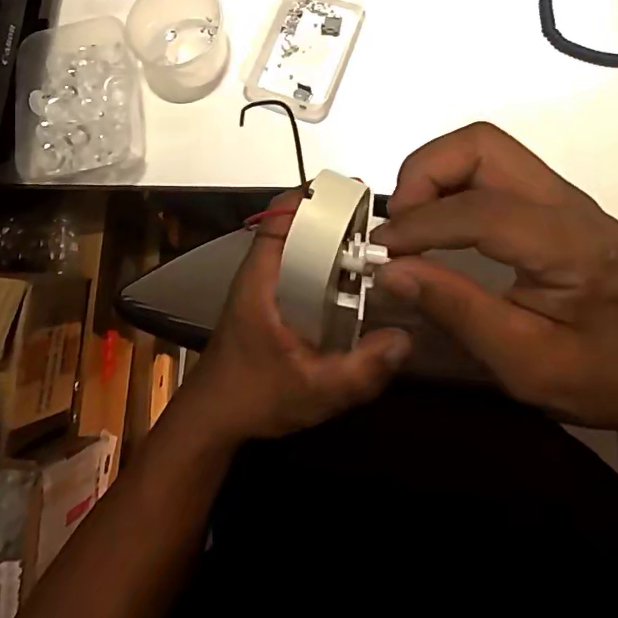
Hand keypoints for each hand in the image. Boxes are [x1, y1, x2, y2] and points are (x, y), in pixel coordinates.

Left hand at [167, 192, 411, 449]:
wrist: (213, 420)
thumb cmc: (253, 399)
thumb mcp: (314, 391)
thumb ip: (361, 370)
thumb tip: (404, 340)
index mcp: (261, 279)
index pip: (281, 217)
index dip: (316, 199)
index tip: (356, 197)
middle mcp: (259, 273)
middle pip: (294, 225)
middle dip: (334, 219)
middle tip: (378, 227)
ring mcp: (262, 286)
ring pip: (297, 246)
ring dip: (330, 241)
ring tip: (374, 248)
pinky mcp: (268, 301)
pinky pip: (298, 267)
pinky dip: (323, 263)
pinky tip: (353, 282)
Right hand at [371, 122, 617, 435]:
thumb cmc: (601, 381)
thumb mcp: (524, 364)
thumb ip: (457, 309)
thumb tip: (392, 270)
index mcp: (575, 248)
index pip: (483, 210)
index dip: (422, 223)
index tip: (381, 251)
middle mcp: (573, 206)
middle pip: (484, 145)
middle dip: (425, 173)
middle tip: (399, 226)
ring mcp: (566, 197)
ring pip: (485, 147)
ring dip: (435, 174)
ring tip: (412, 225)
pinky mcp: (554, 202)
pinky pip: (492, 168)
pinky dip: (451, 184)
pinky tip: (438, 224)